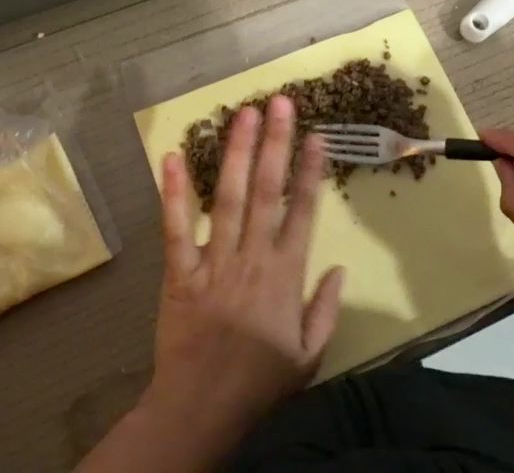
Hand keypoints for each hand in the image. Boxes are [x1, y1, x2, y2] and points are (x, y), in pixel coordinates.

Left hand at [141, 96, 346, 450]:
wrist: (201, 409)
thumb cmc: (259, 383)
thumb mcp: (309, 355)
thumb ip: (326, 309)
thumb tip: (341, 267)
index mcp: (285, 277)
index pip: (302, 213)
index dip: (310, 172)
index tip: (316, 136)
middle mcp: (252, 260)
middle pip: (267, 193)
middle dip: (275, 145)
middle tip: (280, 103)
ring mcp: (213, 262)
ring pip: (228, 199)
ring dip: (236, 154)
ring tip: (244, 115)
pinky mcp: (179, 272)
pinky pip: (176, 228)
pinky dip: (174, 193)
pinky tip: (172, 158)